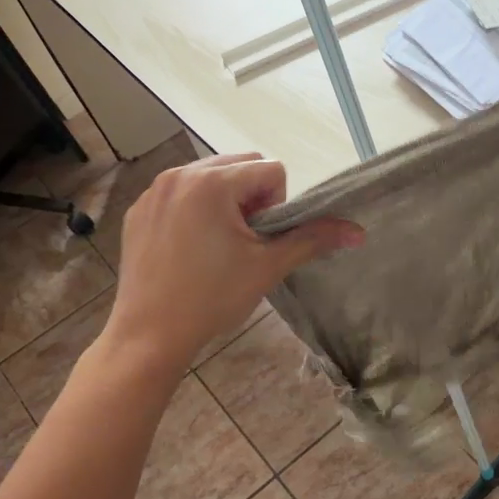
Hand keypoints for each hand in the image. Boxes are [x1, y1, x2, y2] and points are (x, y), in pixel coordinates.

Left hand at [101, 153, 361, 372]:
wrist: (150, 334)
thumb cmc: (213, 298)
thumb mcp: (269, 266)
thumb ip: (313, 239)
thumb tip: (359, 231)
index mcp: (213, 182)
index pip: (270, 169)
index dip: (278, 205)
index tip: (261, 240)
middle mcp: (180, 174)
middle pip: (240, 164)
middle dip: (252, 198)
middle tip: (245, 243)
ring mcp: (154, 191)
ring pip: (209, 177)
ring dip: (225, 202)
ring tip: (219, 247)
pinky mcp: (139, 210)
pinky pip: (180, 194)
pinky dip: (195, 211)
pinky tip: (191, 250)